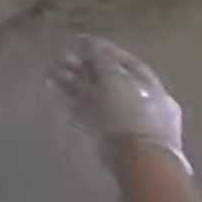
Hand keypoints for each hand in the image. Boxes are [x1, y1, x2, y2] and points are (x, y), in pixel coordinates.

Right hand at [52, 36, 188, 175]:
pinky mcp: (111, 135)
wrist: (137, 160)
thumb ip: (100, 57)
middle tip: (61, 60)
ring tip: (51, 74)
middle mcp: (141, 101)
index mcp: (150, 87)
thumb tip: (89, 40)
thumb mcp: (114, 78)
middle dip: (83, 67)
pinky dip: (74, 101)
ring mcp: (127, 119)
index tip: (80, 43)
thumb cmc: (130, 113)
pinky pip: (90, 111)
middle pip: (108, 78)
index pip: (126, 62)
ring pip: (96, 95)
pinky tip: (56, 93)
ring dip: (74, 83)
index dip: (103, 50)